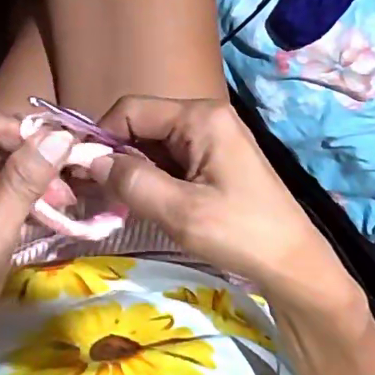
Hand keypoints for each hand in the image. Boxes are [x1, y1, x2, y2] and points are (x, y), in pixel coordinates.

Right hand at [88, 96, 341, 297]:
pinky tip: (145, 202)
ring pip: (152, 143)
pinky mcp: (214, 158)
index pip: (131, 110)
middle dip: (116, 155)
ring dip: (133, 169)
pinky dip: (151, 177)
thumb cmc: (240, 233)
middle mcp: (205, 116)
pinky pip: (169, 158)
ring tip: (118, 201)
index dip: (101, 137)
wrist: (294, 264)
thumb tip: (91, 161)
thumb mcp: (179, 211)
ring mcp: (211, 137)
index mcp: (200, 117)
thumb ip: (131, 181)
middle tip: (96, 192)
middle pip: (141, 124)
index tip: (81, 172)